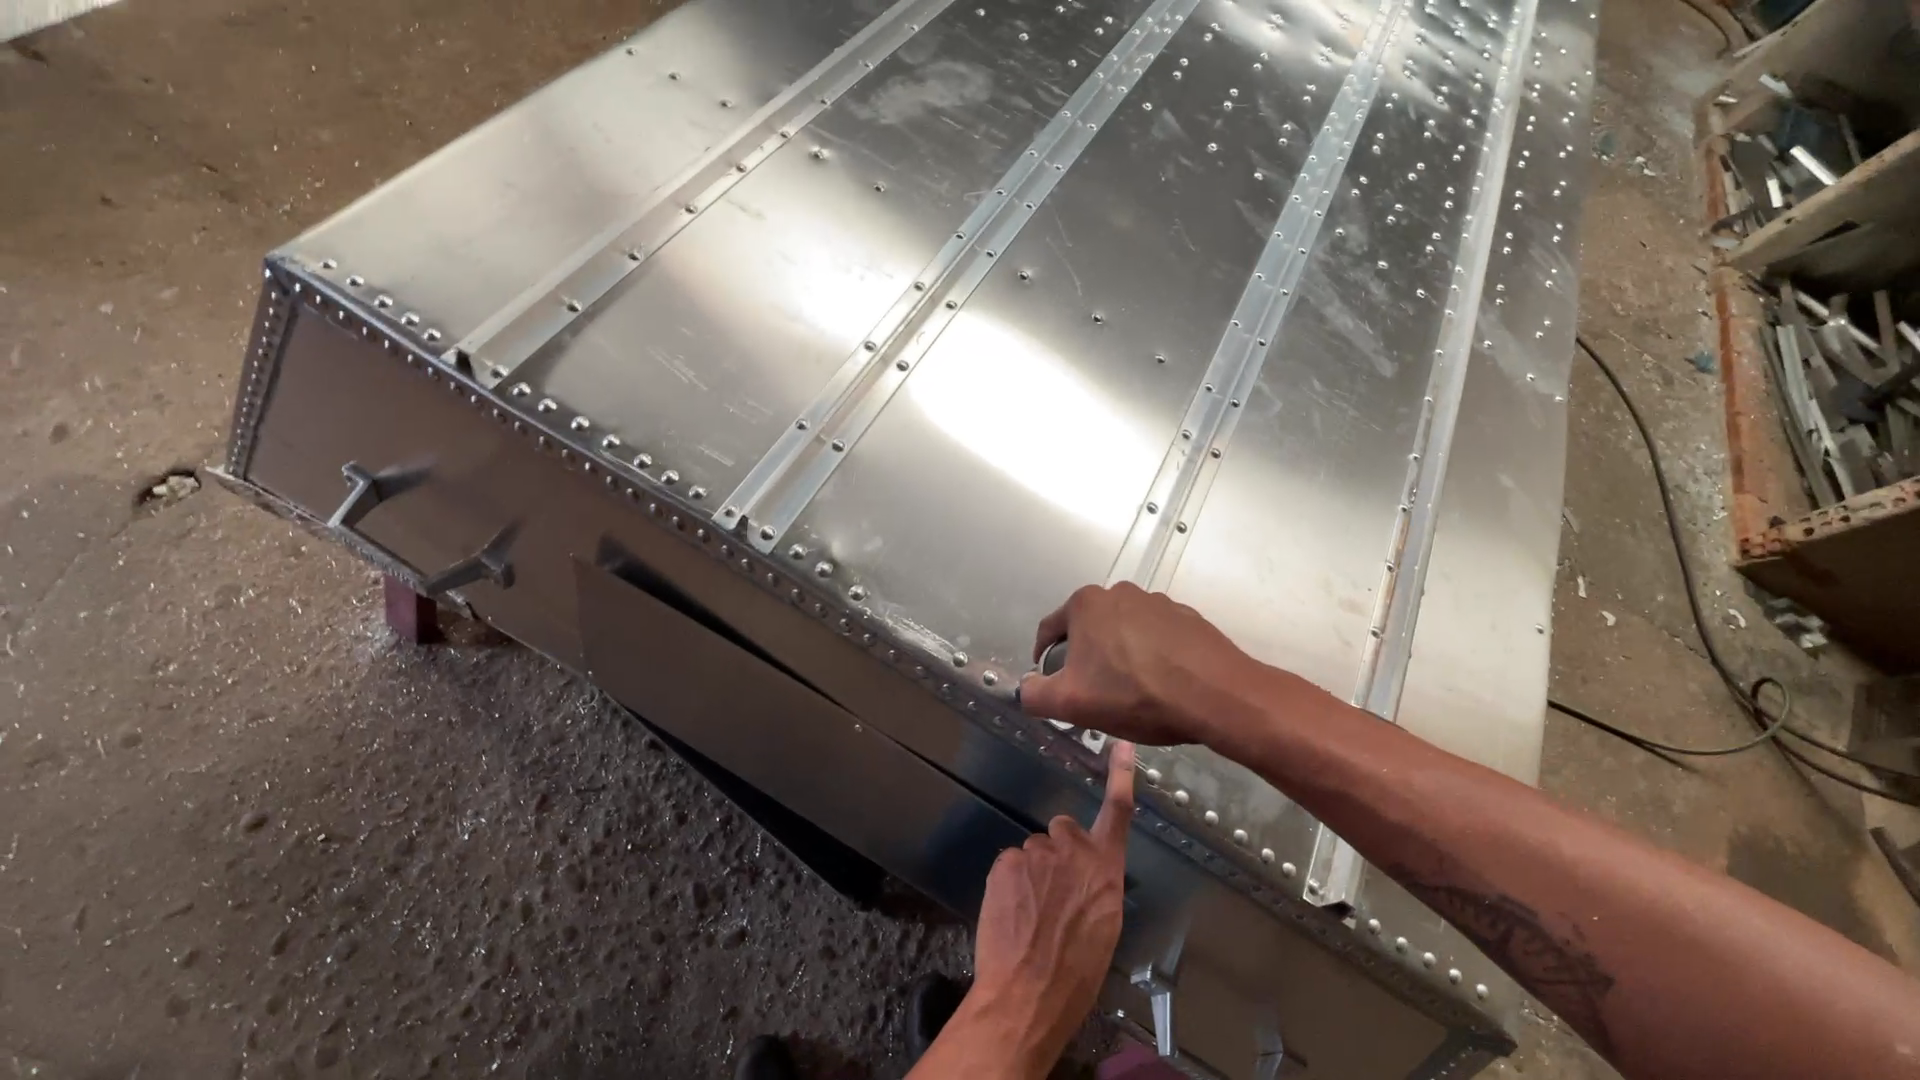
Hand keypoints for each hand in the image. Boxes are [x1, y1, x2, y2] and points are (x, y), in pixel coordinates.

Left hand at [964, 741, 1136, 1073]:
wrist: (1028, 994)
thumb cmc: (1076, 973)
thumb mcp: (1105, 928)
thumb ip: (1098, 887)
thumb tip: (1086, 878)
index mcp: (1106, 868)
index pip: (1118, 811)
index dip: (1120, 775)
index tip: (1120, 745)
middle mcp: (1074, 850)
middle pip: (1062, 830)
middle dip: (1058, 852)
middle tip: (1053, 895)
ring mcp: (1037, 853)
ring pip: (1033, 852)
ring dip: (1032, 872)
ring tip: (1031, 915)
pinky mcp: (1006, 862)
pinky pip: (1010, 864)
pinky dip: (1009, 883)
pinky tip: (1011, 914)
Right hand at [1018, 583, 1262, 744]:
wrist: (1216, 695)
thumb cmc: (1136, 694)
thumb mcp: (1071, 703)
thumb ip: (1034, 694)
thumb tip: (1027, 688)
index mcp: (1086, 604)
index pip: (1049, 631)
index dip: (1045, 661)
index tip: (1052, 685)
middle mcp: (1120, 593)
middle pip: (1088, 631)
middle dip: (1085, 661)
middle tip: (1093, 695)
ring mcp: (1157, 603)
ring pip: (1122, 634)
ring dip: (1119, 657)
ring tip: (1130, 694)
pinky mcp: (1187, 618)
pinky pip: (1156, 638)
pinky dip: (1151, 657)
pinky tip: (1161, 686)